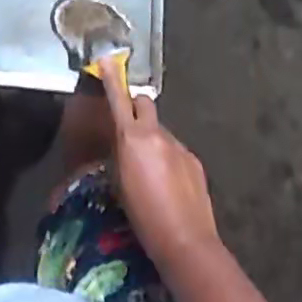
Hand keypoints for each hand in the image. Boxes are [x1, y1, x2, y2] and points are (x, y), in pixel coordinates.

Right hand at [100, 59, 220, 262]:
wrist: (186, 242)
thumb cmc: (143, 215)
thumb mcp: (119, 182)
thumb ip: (121, 152)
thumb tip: (122, 141)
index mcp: (132, 137)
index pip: (118, 98)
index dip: (111, 78)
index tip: (107, 59)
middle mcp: (156, 133)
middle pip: (144, 103)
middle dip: (136, 109)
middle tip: (131, 130)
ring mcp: (178, 145)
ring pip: (160, 129)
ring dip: (153, 139)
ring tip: (152, 170)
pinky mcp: (194, 160)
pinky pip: (175, 149)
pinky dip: (169, 157)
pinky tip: (169, 184)